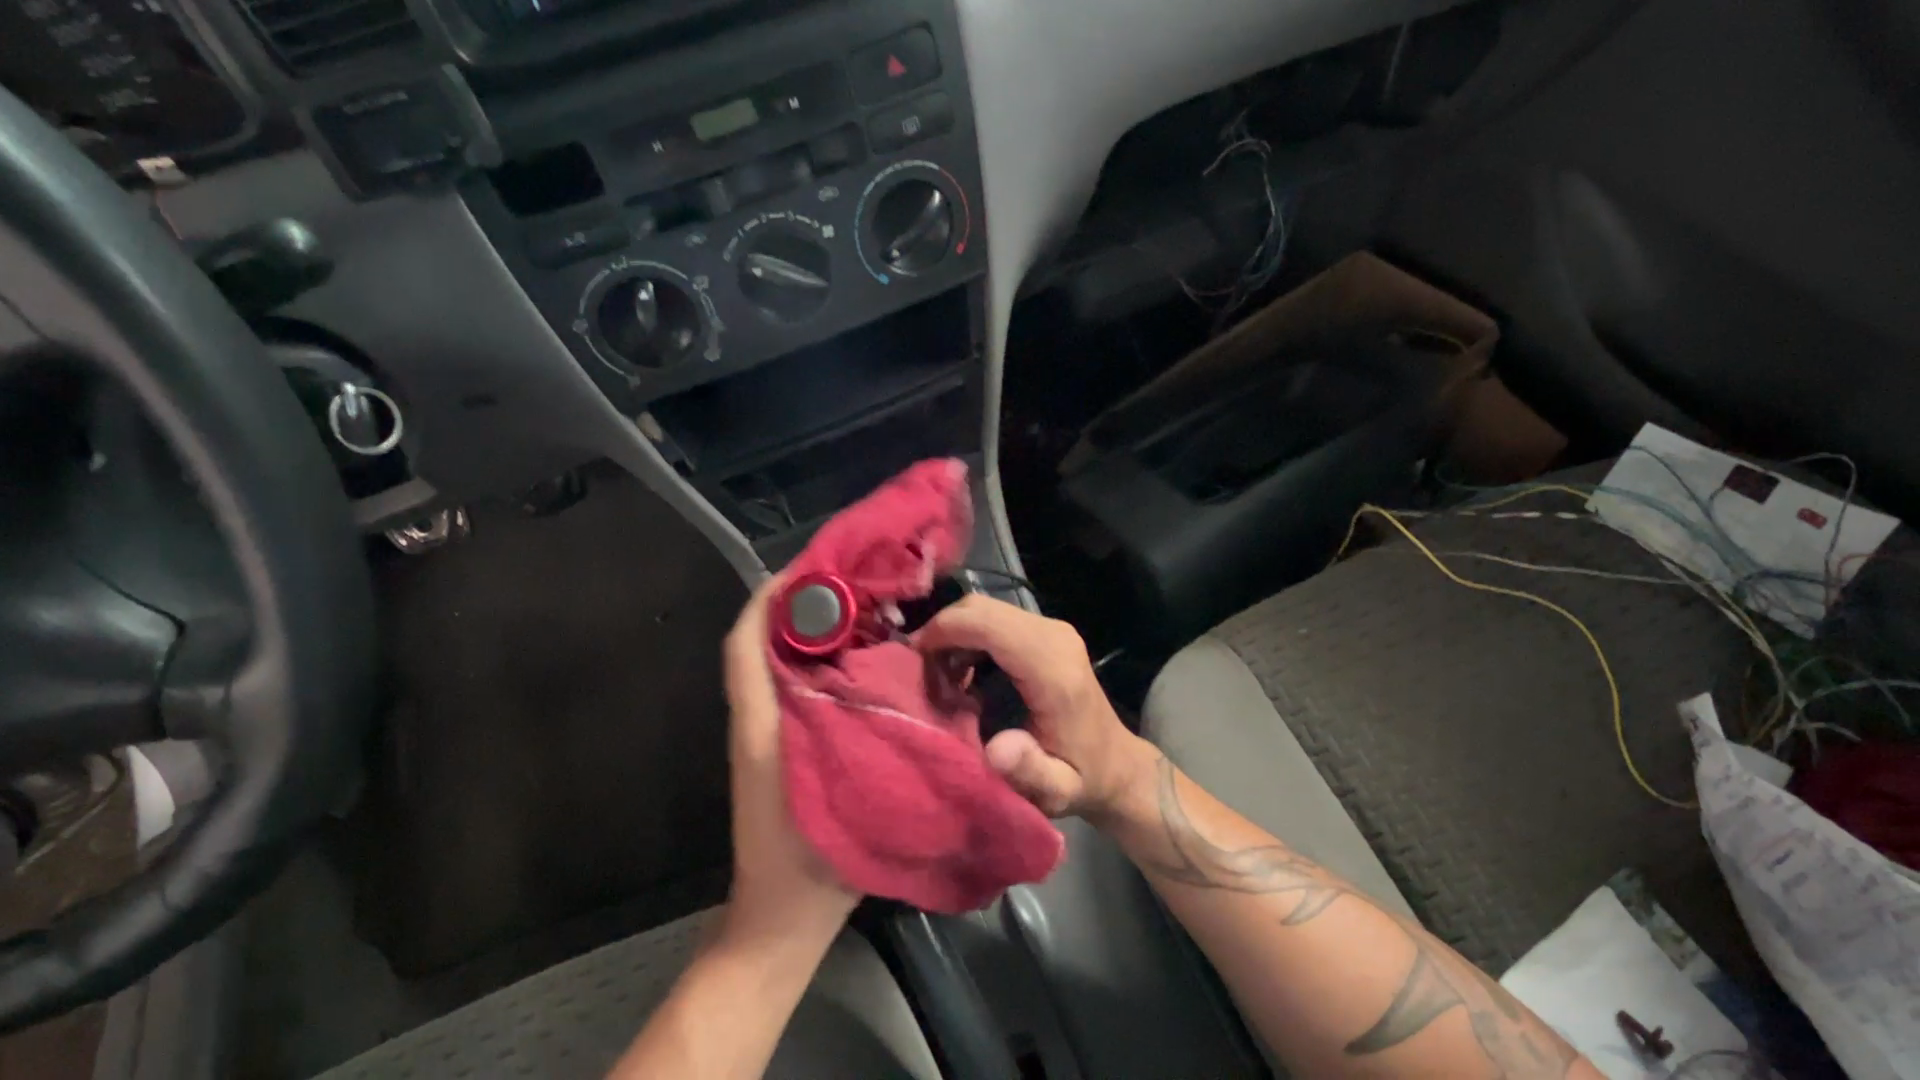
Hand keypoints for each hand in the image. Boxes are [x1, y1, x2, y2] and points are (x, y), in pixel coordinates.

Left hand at [721, 574, 860, 942]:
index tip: (820, 566)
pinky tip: (871, 666)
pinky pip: (803, 690)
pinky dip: (828, 666)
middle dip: (803, 605)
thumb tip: (875, 663)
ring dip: (817, 633)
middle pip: (767, 642)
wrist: (783, 916)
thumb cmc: (804, 853)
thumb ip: (846, 730)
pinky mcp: (788, 749)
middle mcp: (759, 716)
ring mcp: (771, 734)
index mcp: (759, 718)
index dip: (773, 596)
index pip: (749, 639)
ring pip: (786, 664)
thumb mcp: (831, 786)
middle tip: (860, 584)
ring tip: (871, 612)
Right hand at [914, 595, 1156, 822]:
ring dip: (953, 636)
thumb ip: (1028, 771)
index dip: (942, 632)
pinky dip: (968, 638)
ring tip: (939, 680)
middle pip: (980, 607)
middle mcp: (1053, 636)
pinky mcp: (1047, 633)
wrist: (1116, 764)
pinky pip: (995, 619)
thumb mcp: (1056, 791)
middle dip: (941, 633)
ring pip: (984, 609)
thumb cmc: (1082, 778)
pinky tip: (963, 675)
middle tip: (919, 675)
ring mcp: (1052, 629)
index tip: (912, 664)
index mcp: (1052, 669)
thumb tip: (997, 748)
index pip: (986, 623)